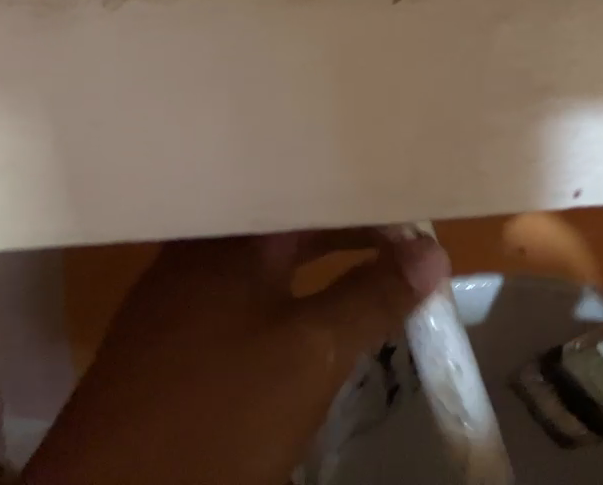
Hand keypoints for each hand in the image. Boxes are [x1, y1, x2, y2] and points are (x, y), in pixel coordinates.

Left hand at [23, 231, 448, 484]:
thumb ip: (372, 297)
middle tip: (408, 235)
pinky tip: (311, 311)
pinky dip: (289, 294)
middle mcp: (199, 251)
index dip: (365, 196)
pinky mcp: (171, 343)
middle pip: (288, 221)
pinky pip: (244, 295)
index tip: (414, 205)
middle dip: (348, 227)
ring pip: (266, 260)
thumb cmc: (216, 413)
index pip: (310, 190)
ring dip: (320, 261)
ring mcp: (178, 298)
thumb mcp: (311, 355)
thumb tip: (432, 251)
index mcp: (230, 236)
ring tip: (374, 266)